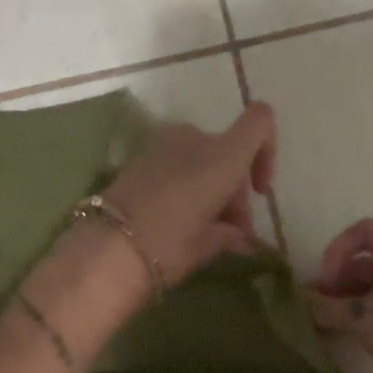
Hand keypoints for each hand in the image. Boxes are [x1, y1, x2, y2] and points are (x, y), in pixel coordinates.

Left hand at [98, 101, 276, 285]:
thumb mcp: (205, 246)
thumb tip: (240, 236)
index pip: (260, 122)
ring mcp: (163, 146)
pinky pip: (177, 165)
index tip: (258, 189)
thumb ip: (230, 235)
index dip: (267, 151)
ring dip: (210, 189)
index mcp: (221, 157)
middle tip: (230, 232)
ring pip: (202, 159)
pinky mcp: (139, 159)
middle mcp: (195, 140)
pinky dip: (186, 185)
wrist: (105, 250)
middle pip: (229, 152)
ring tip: (203, 231)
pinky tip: (177, 221)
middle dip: (234, 190)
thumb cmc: (167, 246)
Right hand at [306, 218, 372, 372]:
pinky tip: (343, 326)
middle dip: (338, 277)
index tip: (325, 279)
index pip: (365, 231)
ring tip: (323, 316)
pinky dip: (362, 308)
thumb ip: (325, 307)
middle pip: (368, 258)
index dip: (338, 250)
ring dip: (347, 295)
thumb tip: (297, 300)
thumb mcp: (362, 319)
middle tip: (316, 302)